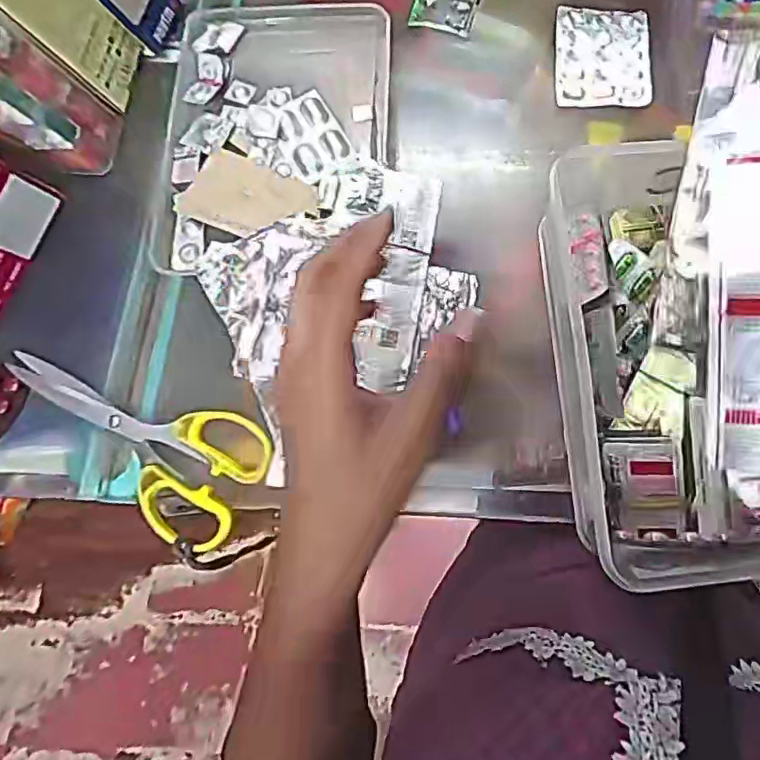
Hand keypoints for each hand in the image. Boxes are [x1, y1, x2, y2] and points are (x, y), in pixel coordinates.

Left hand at [271, 213, 477, 614]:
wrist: (320, 541)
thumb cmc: (364, 491)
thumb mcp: (412, 434)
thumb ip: (440, 373)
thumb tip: (470, 320)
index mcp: (321, 363)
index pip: (336, 284)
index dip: (362, 245)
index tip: (390, 218)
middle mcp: (296, 360)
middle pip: (309, 282)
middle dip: (343, 247)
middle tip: (384, 229)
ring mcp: (289, 375)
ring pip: (303, 302)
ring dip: (337, 273)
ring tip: (378, 262)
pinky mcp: (296, 390)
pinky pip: (308, 326)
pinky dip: (335, 303)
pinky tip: (366, 315)